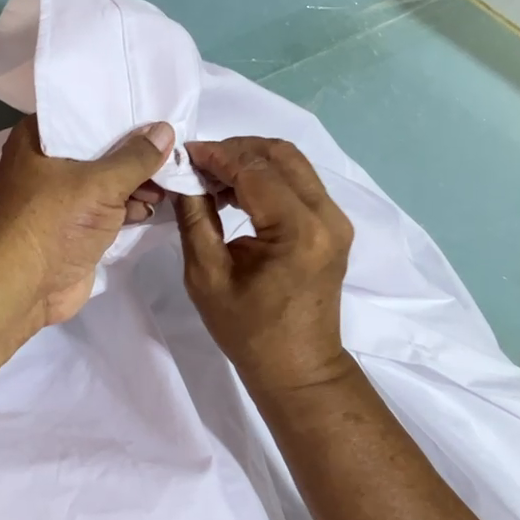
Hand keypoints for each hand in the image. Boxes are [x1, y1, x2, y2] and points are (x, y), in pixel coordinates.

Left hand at [0, 116, 174, 327]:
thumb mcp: (98, 184)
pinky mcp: (75, 226)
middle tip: (177, 147)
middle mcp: (47, 161)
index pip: (85, 112)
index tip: (159, 107)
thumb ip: (135, 158)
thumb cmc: (51, 223)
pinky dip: (131, 205)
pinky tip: (157, 204)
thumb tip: (165, 130)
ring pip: (107, 179)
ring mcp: (61, 196)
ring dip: (138, 181)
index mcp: (38, 137)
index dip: (121, 111)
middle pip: (101, 146)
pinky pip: (109, 207)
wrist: (20, 289)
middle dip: (137, 151)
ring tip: (173, 178)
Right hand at [173, 137, 355, 393]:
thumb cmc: (249, 332)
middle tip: (198, 164)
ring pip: (292, 163)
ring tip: (213, 178)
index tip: (184, 155)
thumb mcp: (207, 276)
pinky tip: (236, 193)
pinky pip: (299, 182)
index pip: (254, 170)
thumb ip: (195, 218)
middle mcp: (325, 217)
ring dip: (251, 161)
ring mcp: (335, 220)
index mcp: (297, 231)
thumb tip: (183, 177)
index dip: (216, 156)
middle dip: (235, 150)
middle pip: (280, 154)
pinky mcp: (334, 225)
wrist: (299, 369)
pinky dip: (266, 177)